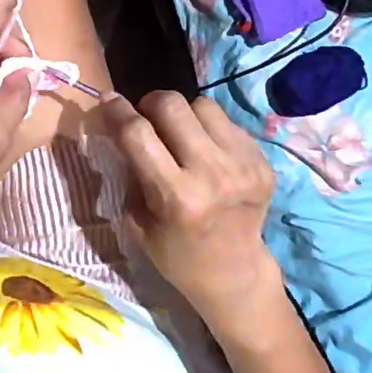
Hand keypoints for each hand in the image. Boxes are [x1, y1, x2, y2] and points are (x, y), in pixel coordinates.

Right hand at [103, 91, 282, 335]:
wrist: (234, 272)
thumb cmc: (175, 252)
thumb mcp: (139, 219)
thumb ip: (131, 170)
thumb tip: (119, 124)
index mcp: (177, 197)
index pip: (138, 134)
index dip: (117, 111)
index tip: (108, 100)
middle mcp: (213, 175)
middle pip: (173, 105)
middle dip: (151, 104)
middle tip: (147, 118)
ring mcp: (244, 165)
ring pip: (202, 105)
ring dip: (183, 114)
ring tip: (179, 134)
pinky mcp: (263, 161)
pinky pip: (227, 122)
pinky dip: (209, 130)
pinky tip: (206, 152)